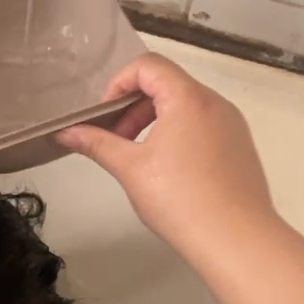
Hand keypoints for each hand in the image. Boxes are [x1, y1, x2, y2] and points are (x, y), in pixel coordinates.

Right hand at [56, 53, 278, 261]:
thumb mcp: (129, 168)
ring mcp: (231, 124)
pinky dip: (177, 134)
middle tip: (116, 141)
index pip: (149, 66)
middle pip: (167, 84)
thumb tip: (64, 132)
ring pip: (185, 106)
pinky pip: (202, 125)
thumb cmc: (178, 198)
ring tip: (138, 158)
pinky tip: (168, 172)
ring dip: (153, 121)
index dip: (118, 83)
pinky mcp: (239, 146)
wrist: (235, 238)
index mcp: (188, 99)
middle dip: (133, 107)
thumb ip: (96, 143)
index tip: (105, 117)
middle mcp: (215, 103)